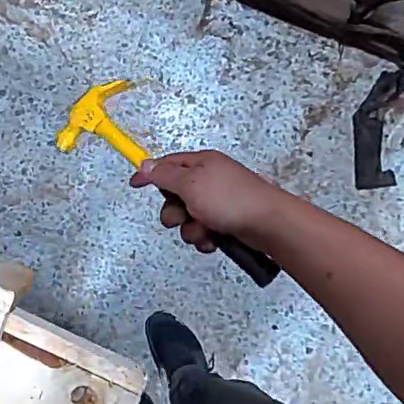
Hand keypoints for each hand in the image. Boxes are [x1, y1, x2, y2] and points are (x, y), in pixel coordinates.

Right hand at [129, 150, 289, 251]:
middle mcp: (209, 180)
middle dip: (174, 212)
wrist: (267, 224)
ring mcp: (218, 202)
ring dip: (191, 229)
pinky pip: (202, 232)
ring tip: (206, 230)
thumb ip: (165, 175)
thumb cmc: (233, 200)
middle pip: (174, 197)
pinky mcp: (225, 222)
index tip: (135, 184)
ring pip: (187, 219)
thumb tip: (146, 164)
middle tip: (183, 215)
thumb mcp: (190, 184)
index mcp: (201, 164)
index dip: (150, 174)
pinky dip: (205, 238)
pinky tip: (214, 240)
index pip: (167, 165)